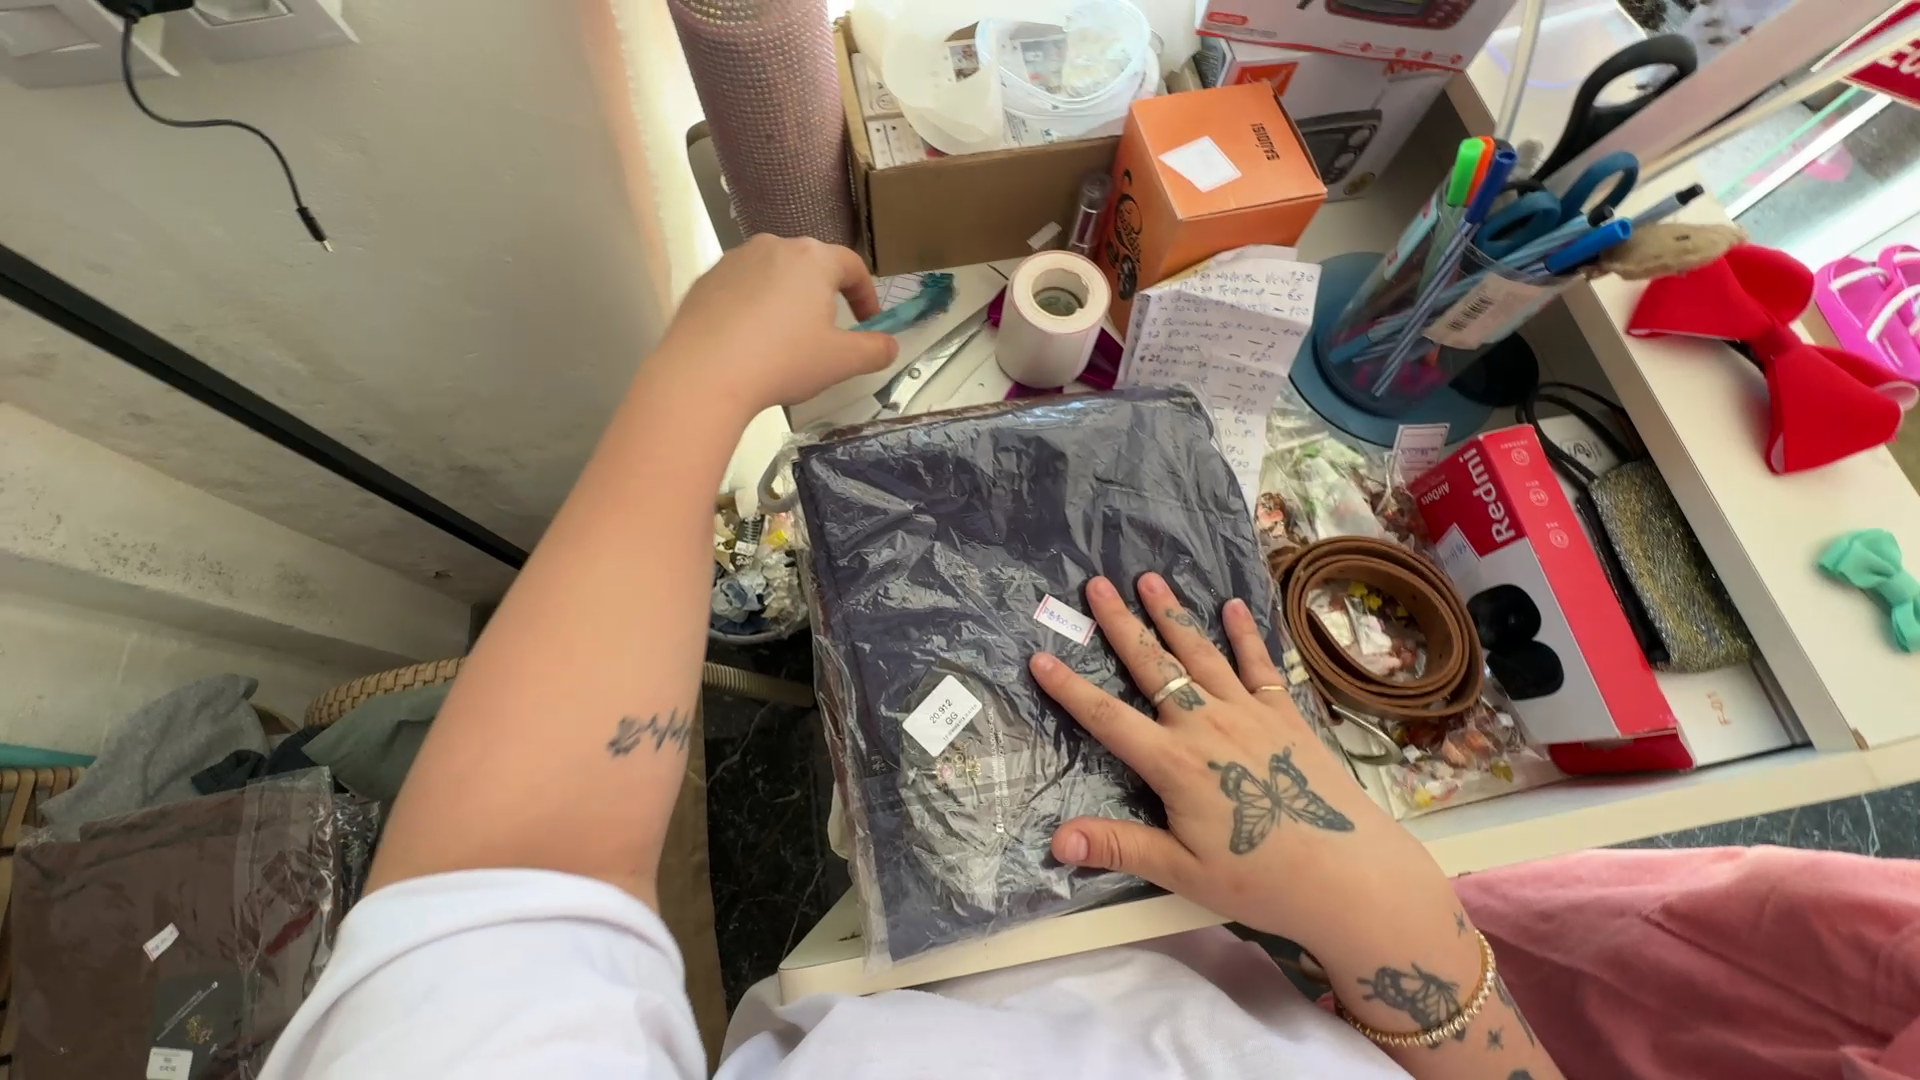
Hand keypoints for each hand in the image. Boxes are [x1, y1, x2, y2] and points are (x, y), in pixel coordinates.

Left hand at [654, 235, 898, 416]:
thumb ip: (875, 351)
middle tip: (827, 335)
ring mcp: (735, 260)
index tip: (869, 323)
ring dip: (788, 302)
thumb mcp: (841, 362)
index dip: (867, 295)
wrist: (704, 373)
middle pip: (811, 267)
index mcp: (813, 258)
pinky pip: (742, 290)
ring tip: (786, 341)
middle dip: (825, 297)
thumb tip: (891, 346)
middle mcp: (774, 246)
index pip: (853, 267)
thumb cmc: (783, 360)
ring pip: (775, 277)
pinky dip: (754, 310)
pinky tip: (751, 345)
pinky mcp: (706, 280)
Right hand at [1030, 572, 1458, 956]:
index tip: (1039, 658)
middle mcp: (1205, 724)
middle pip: (1152, 666)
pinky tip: (1232, 605)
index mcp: (1173, 762)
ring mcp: (1248, 712)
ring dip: (1172, 615)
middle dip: (1120, 624)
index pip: (1107, 717)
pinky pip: (1260, 664)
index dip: (1069, 689)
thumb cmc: (1261, 880)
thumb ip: (1119, 847)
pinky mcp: (1285, 713)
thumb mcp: (1182, 872)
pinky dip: (1244, 633)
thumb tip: (1056, 842)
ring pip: (1200, 653)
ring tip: (1150, 579)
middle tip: (1097, 584)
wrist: (1353, 878)